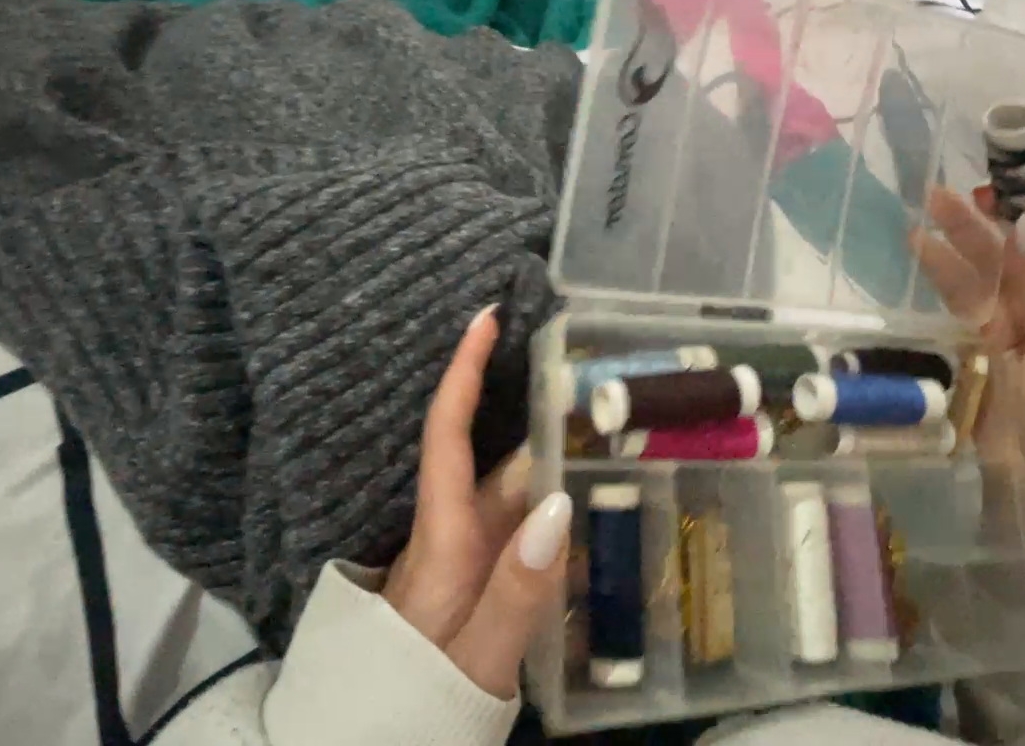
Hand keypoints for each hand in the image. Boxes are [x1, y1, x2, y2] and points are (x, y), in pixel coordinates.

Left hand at [383, 306, 573, 698]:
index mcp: (444, 540)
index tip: (483, 317)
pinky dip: (552, 502)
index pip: (447, 437)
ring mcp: (465, 558)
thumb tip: (559, 500)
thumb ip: (516, 591)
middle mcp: (452, 535)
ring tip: (606, 426)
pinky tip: (589, 499)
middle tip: (594, 378)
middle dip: (534, 410)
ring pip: (513, 493)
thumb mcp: (476, 661)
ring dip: (550, 455)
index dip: (463, 373)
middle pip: (495, 460)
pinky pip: (520, 527)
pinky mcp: (478, 579)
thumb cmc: (417, 706)